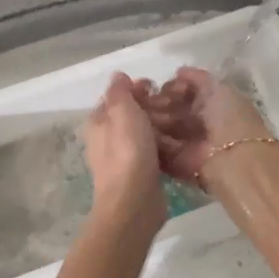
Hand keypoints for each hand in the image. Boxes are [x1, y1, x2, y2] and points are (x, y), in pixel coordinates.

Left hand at [82, 73, 166, 228]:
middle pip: (129, 115)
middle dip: (150, 107)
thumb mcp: (123, 112)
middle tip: (173, 104)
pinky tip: (180, 143)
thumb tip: (118, 76)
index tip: (156, 86)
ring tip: (181, 121)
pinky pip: (152, 152)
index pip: (115, 97)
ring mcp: (122, 158)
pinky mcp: (139, 174)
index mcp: (98, 122)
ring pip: (142, 133)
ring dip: (159, 126)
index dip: (135, 89)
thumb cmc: (127, 151)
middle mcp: (106, 139)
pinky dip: (164, 145)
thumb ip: (120, 92)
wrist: (134, 200)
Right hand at [144, 66, 271, 180]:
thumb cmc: (228, 117)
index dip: (171, 88)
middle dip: (158, 102)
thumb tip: (179, 71)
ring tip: (144, 112)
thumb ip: (197, 77)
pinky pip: (159, 146)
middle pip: (170, 108)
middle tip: (148, 100)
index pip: (184, 92)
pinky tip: (144, 126)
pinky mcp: (175, 161)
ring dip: (152, 117)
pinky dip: (151, 136)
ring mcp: (186, 142)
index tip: (162, 88)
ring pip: (162, 126)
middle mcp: (198, 122)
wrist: (230, 156)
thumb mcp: (217, 88)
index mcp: (211, 104)